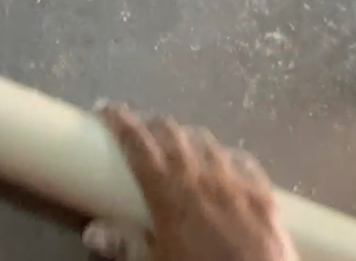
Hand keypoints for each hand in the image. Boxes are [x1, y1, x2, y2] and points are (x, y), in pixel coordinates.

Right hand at [86, 105, 296, 260]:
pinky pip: (243, 161)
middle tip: (139, 130)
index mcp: (167, 191)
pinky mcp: (264, 196)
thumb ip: (125, 248)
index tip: (103, 108)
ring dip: (186, 137)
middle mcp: (198, 175)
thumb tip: (91, 233)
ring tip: (179, 144)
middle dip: (150, 123)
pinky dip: (227, 157)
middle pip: (169, 130)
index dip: (117, 119)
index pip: (135, 141)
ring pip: (205, 139)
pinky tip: (225, 164)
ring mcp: (235, 182)